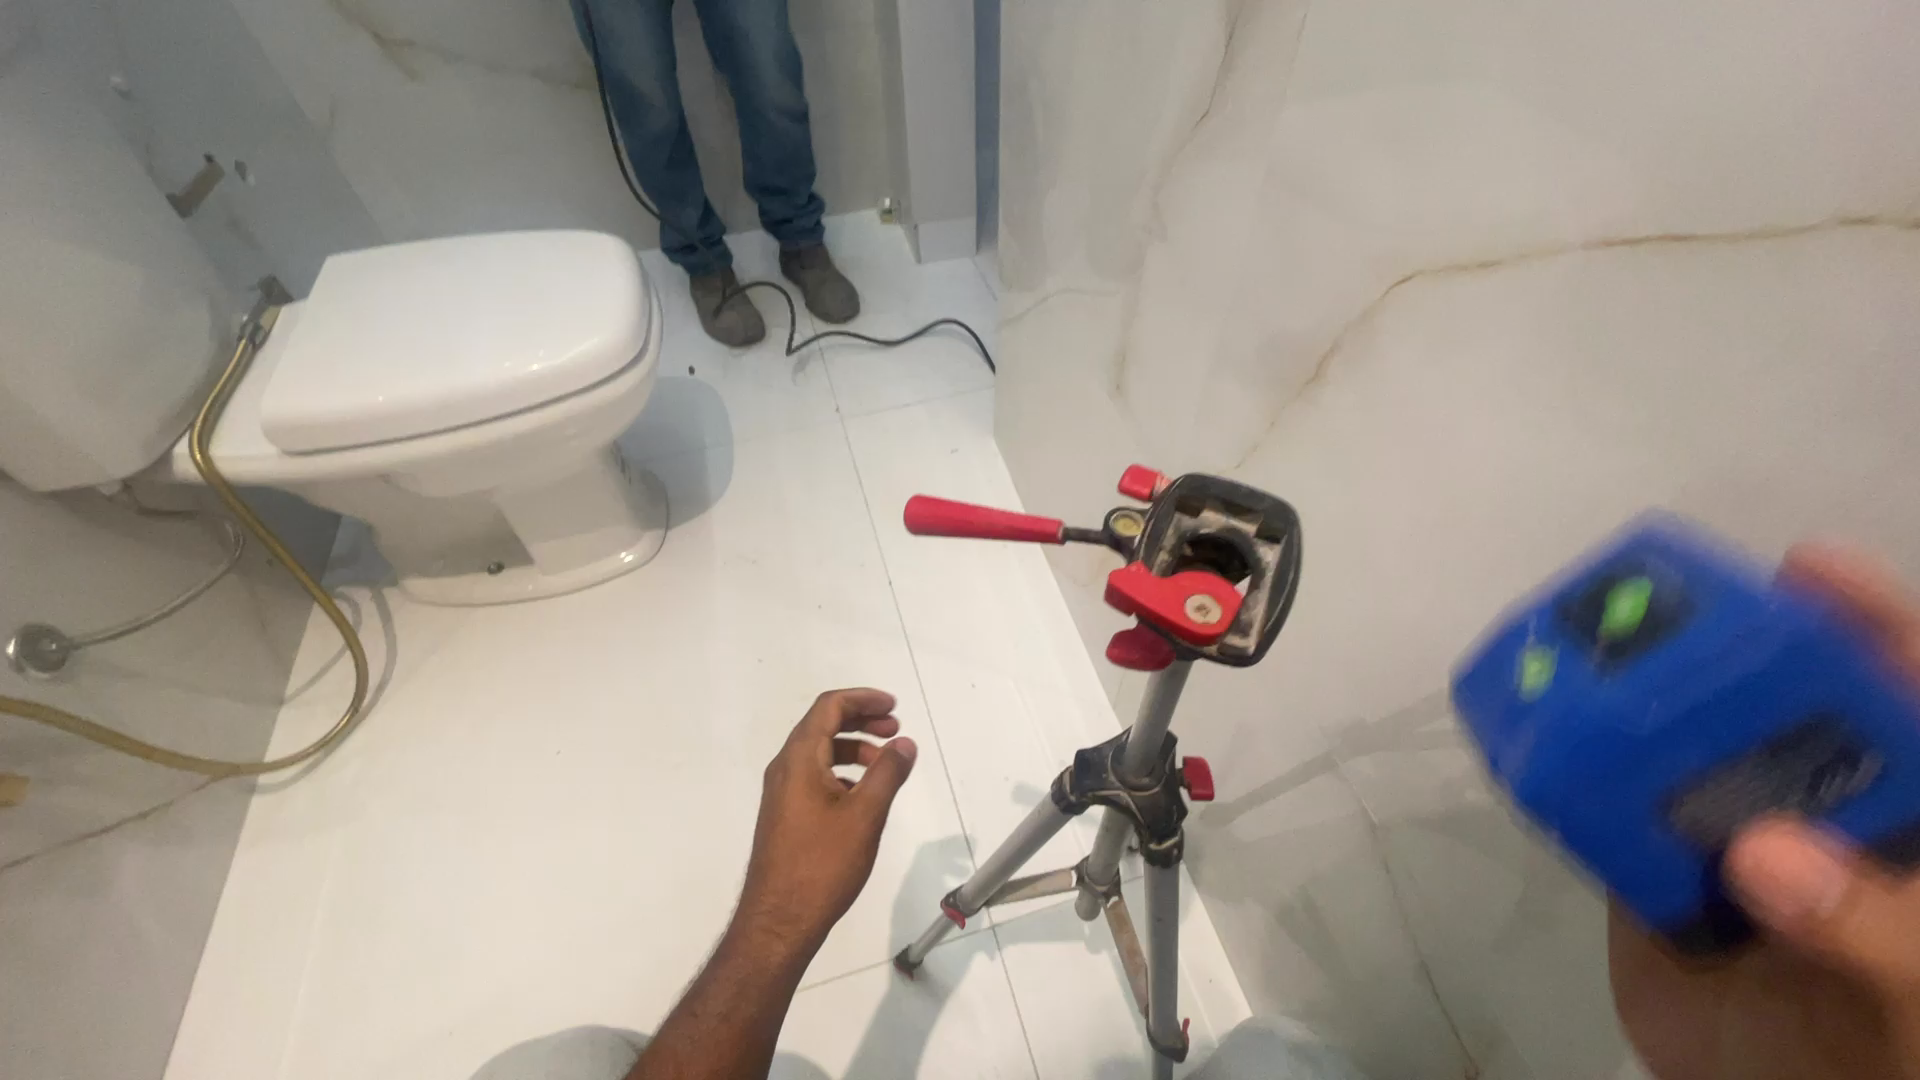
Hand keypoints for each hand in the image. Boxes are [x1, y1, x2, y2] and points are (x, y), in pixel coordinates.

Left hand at [735, 688, 918, 951]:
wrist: (777, 923)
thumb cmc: (822, 865)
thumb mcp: (865, 815)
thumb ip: (887, 773)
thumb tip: (904, 743)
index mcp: (799, 759)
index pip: (829, 707)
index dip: (862, 699)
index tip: (894, 707)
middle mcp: (785, 769)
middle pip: (822, 725)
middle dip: (861, 720)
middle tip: (895, 730)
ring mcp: (781, 794)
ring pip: (819, 753)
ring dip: (854, 748)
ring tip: (885, 764)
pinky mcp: (785, 816)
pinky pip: (815, 776)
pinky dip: (842, 772)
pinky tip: (864, 796)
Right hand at [1611, 543, 1919, 1079]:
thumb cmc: (1900, 1056)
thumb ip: (1889, 935)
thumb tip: (1761, 855)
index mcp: (1904, 818)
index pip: (1902, 702)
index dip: (1864, 626)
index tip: (1800, 568)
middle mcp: (1819, 814)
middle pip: (1767, 711)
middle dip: (1715, 654)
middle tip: (1647, 610)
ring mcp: (1722, 842)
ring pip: (1672, 756)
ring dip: (1622, 711)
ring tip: (1571, 660)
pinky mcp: (1643, 875)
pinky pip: (1602, 816)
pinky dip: (1567, 780)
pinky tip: (1533, 741)